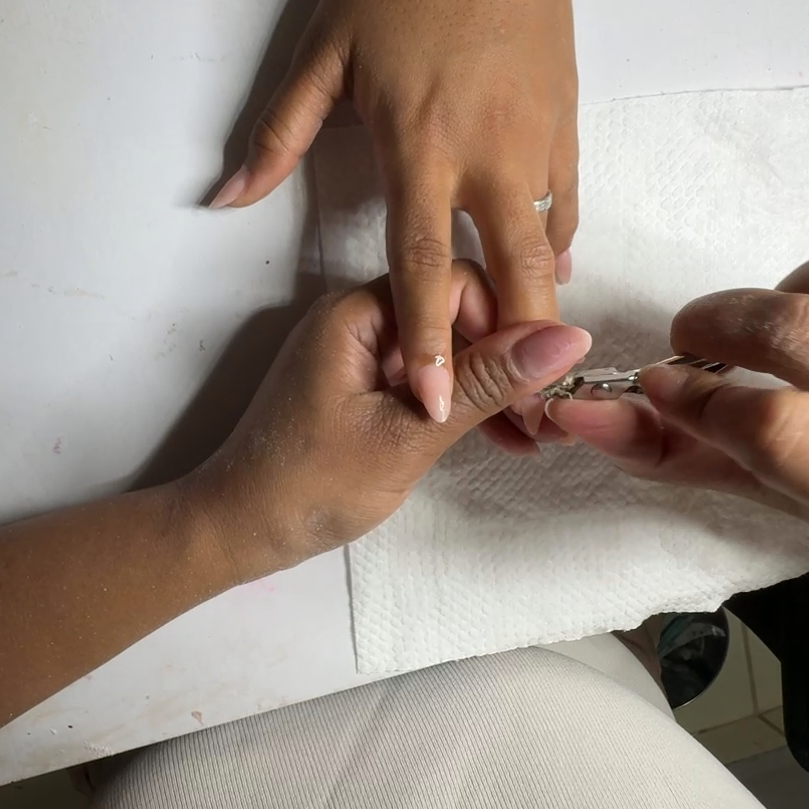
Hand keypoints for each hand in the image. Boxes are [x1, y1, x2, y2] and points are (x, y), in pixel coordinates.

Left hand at [184, 262, 591, 569]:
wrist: (242, 526)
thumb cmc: (311, 484)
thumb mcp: (408, 434)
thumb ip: (484, 383)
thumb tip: (566, 338)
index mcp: (356, 312)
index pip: (453, 281)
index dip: (504, 324)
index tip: (539, 381)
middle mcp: (356, 319)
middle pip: (451, 314)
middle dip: (503, 362)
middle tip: (543, 418)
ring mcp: (358, 353)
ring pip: (442, 351)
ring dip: (487, 390)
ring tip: (533, 437)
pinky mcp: (360, 385)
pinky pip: (421, 379)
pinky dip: (456, 404)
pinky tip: (500, 438)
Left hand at [211, 0, 610, 425]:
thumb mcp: (323, 51)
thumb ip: (279, 136)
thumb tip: (227, 195)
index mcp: (421, 149)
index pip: (423, 270)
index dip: (430, 346)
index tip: (437, 403)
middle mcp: (487, 156)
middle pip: (512, 273)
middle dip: (516, 344)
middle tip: (518, 403)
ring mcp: (538, 137)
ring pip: (552, 242)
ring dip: (541, 296)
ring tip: (528, 344)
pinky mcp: (568, 117)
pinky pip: (569, 199)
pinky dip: (560, 238)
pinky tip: (546, 260)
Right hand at [546, 229, 808, 563]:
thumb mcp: (764, 488)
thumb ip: (663, 451)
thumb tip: (572, 408)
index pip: (776, 429)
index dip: (700, 395)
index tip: (671, 381)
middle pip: (808, 334)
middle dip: (727, 321)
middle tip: (705, 331)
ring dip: (798, 288)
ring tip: (801, 322)